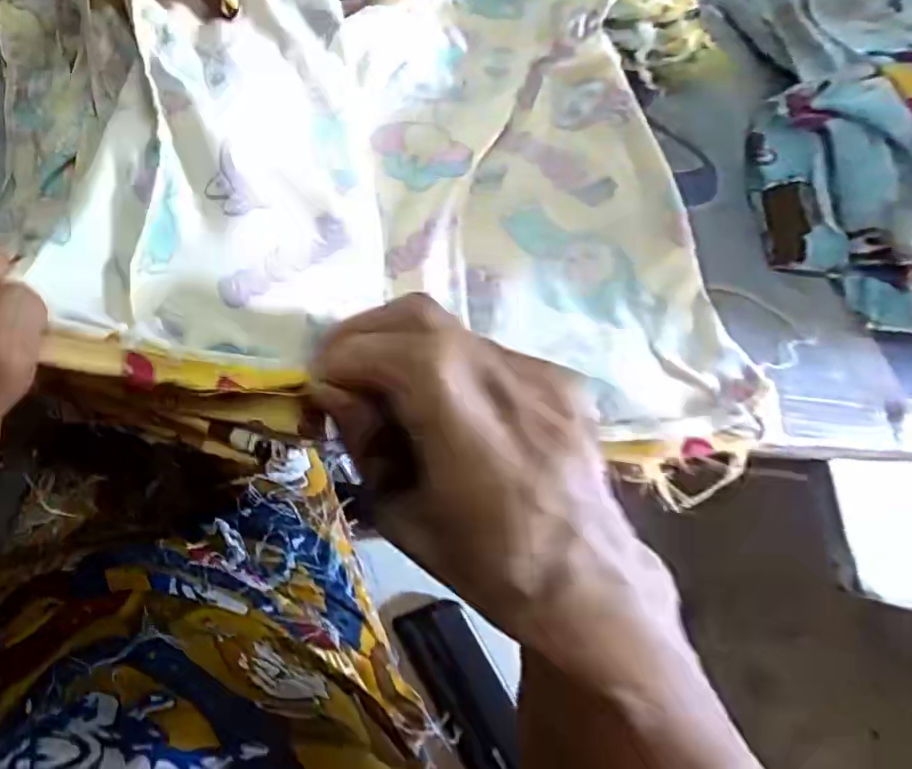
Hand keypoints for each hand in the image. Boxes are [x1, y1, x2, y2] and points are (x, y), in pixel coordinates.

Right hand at [308, 294, 683, 685]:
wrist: (595, 595)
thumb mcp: (394, 509)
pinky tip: (429, 396)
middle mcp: (512, 388)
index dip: (337, 362)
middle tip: (335, 370)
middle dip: (357, 336)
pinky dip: (432, 357)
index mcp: (472, 430)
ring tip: (375, 380)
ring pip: (442, 323)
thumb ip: (359, 438)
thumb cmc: (483, 565)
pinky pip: (472, 344)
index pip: (387, 353)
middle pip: (414, 316)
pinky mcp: (556, 380)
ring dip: (392, 342)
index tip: (317, 389)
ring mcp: (541, 378)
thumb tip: (327, 389)